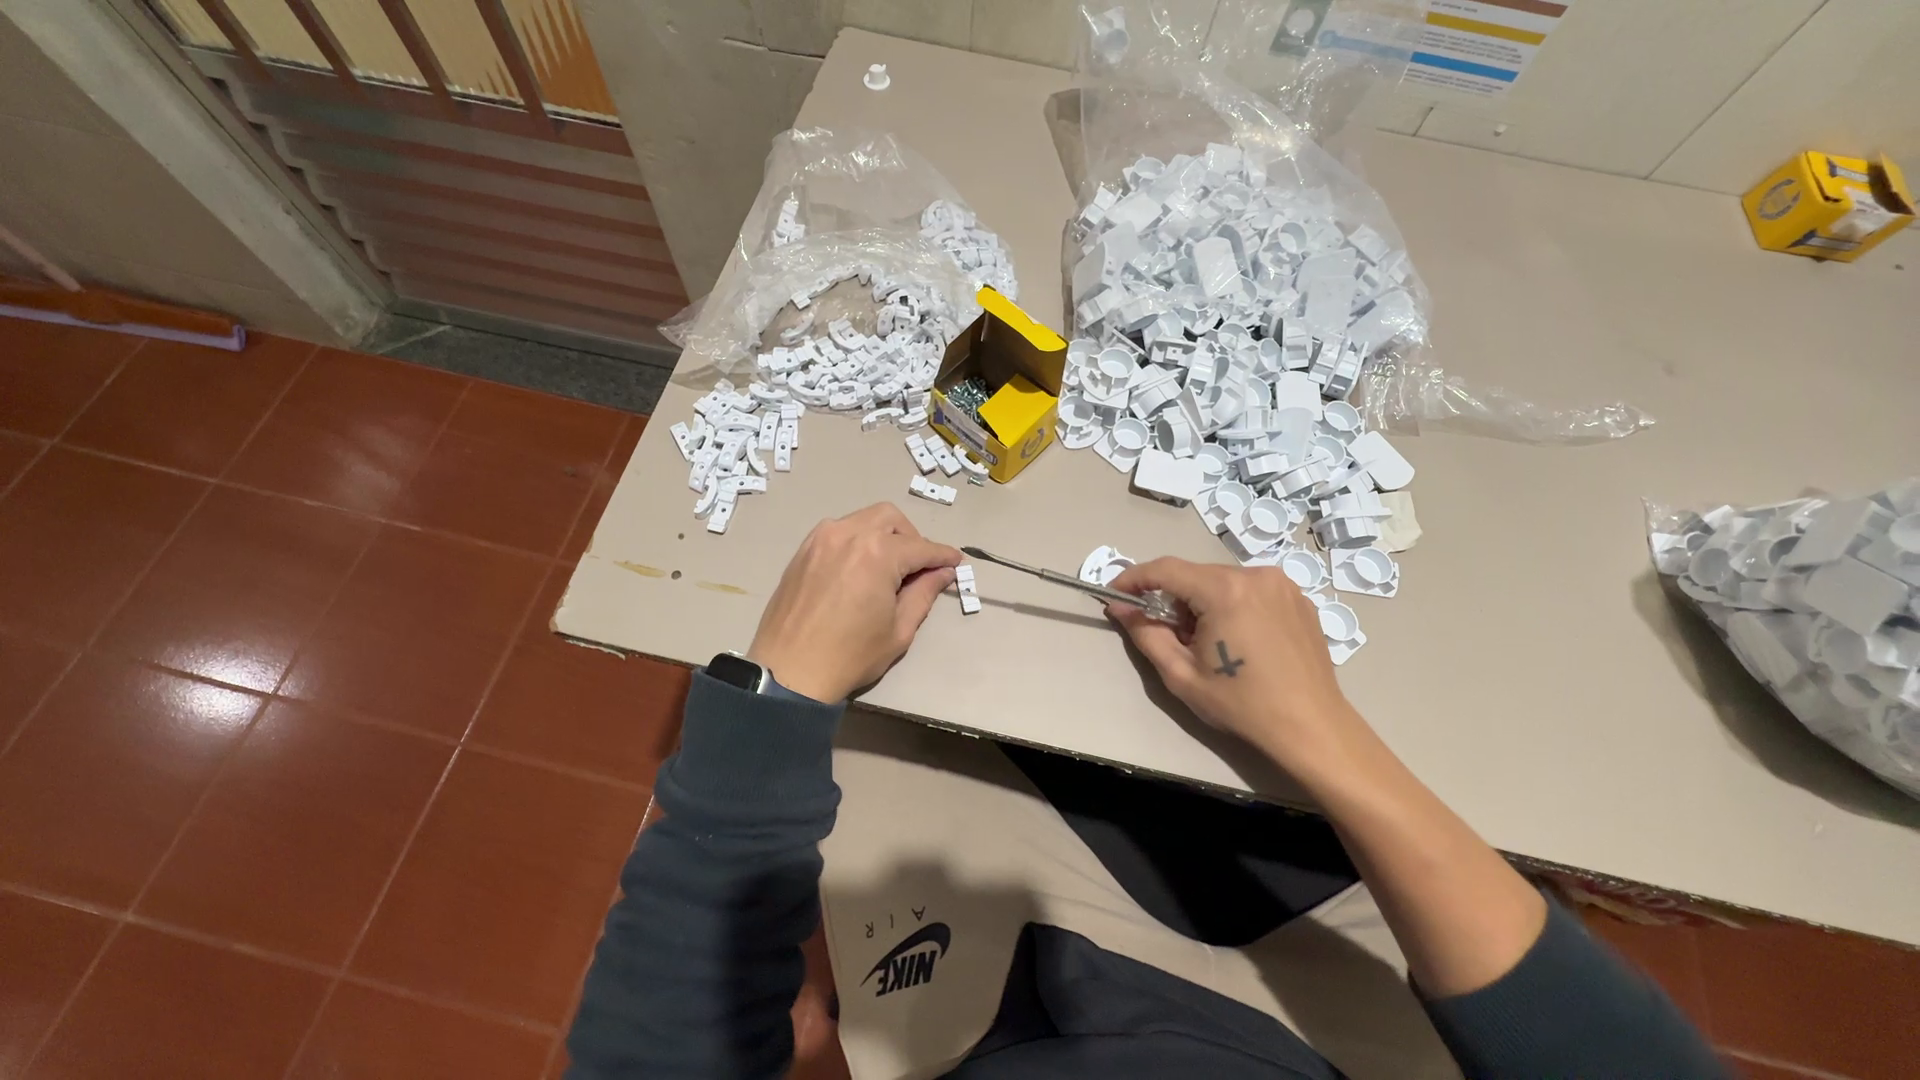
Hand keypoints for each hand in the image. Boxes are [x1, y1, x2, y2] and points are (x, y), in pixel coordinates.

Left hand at [748, 503, 961, 701]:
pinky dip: (857, 540)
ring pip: (863, 519)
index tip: (956, 562)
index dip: (943, 555)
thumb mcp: (899, 630)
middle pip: (891, 518)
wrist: (788, 671)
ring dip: (884, 535)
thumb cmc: (850, 656)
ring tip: (889, 567)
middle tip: (919, 567)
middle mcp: (849, 534)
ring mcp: (821, 538)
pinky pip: (839, 531)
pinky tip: (860, 568)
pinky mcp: (803, 550)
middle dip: (912, 537)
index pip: (921, 547)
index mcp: (878, 553)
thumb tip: (943, 573)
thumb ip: (924, 593)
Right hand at [1107, 558, 1364, 775]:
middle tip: (1165, 633)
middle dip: (1172, 598)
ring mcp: (1282, 585)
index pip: (1165, 569)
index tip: (1114, 594)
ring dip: (1203, 602)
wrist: (1311, 727)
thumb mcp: (1182, 675)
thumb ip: (1146, 634)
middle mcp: (1256, 575)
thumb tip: (1120, 608)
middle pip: (1196, 575)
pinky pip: (1251, 591)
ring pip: (1223, 581)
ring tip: (1206, 642)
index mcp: (1225, 590)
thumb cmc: (1242, 705)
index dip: (1133, 578)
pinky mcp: (1299, 599)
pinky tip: (1238, 641)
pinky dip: (1233, 606)